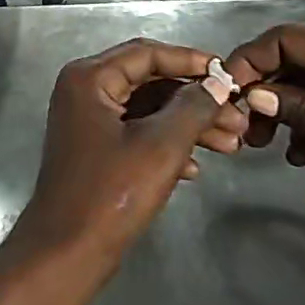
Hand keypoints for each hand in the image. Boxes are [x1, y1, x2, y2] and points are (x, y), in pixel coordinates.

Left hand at [14, 41, 245, 260]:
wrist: (66, 251)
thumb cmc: (111, 193)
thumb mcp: (160, 147)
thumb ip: (192, 108)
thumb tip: (217, 83)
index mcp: (89, 77)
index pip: (146, 54)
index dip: (190, 61)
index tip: (229, 75)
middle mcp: (84, 89)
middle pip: (148, 81)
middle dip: (195, 99)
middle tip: (238, 118)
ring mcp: (87, 119)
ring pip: (146, 109)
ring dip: (187, 123)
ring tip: (232, 143)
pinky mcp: (94, 147)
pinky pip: (136, 132)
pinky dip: (166, 143)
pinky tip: (195, 167)